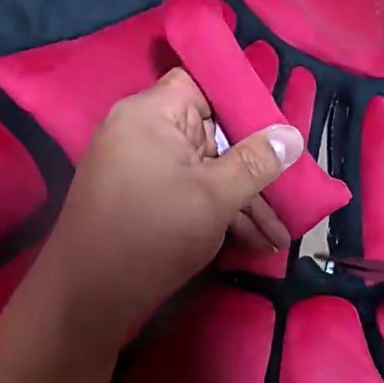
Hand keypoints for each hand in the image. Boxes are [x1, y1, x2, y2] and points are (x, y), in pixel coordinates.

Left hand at [35, 69, 302, 333]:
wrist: (90, 296)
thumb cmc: (153, 233)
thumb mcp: (215, 197)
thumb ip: (256, 163)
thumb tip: (293, 135)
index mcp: (152, 114)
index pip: (203, 86)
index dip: (242, 104)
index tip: (279, 132)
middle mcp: (144, 132)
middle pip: (212, 133)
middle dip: (254, 168)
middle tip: (290, 195)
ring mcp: (143, 167)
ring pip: (205, 170)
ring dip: (243, 201)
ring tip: (278, 237)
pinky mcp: (145, 198)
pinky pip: (189, 191)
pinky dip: (218, 212)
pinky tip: (254, 242)